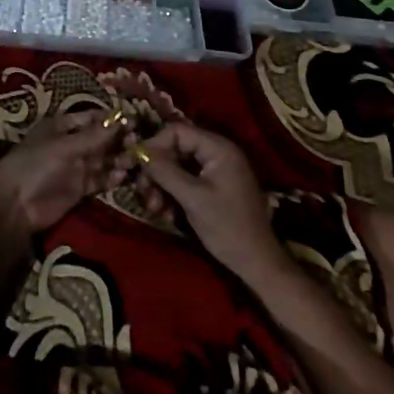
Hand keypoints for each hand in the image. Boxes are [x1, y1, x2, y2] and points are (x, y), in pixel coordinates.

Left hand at [0, 109, 129, 234]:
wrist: (16, 204)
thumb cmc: (35, 164)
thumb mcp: (63, 147)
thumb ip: (93, 136)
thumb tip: (120, 119)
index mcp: (61, 126)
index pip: (91, 118)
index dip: (111, 119)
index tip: (134, 120)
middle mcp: (70, 143)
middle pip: (100, 139)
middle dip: (118, 140)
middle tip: (138, 142)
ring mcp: (75, 166)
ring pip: (103, 159)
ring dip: (117, 159)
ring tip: (132, 161)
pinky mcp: (79, 188)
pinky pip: (99, 179)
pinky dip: (111, 177)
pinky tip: (122, 176)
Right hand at [135, 124, 286, 279]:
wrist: (256, 262)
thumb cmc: (227, 227)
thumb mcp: (192, 197)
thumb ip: (165, 171)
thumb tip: (138, 151)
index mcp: (219, 149)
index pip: (177, 131)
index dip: (154, 144)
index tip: (137, 164)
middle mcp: (217, 153)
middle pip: (175, 148)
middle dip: (156, 169)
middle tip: (143, 190)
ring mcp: (216, 170)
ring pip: (177, 166)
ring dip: (161, 184)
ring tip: (153, 207)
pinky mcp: (213, 186)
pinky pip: (185, 180)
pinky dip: (172, 193)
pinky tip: (165, 212)